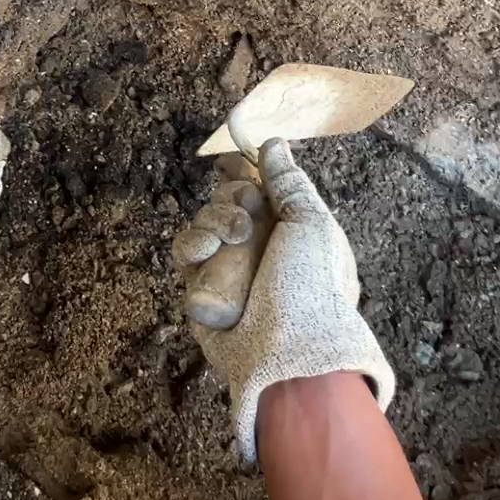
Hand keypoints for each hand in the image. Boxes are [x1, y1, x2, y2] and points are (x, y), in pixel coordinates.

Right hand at [172, 139, 394, 461]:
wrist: (288, 357)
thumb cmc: (310, 288)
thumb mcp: (311, 226)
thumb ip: (288, 181)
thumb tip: (272, 142)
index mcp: (290, 230)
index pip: (259, 188)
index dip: (242, 171)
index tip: (229, 161)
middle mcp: (258, 246)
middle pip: (226, 200)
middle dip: (232, 199)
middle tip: (245, 211)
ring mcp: (228, 267)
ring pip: (204, 222)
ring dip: (214, 222)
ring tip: (230, 240)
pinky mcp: (200, 287)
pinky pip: (187, 252)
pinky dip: (193, 246)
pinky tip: (204, 251)